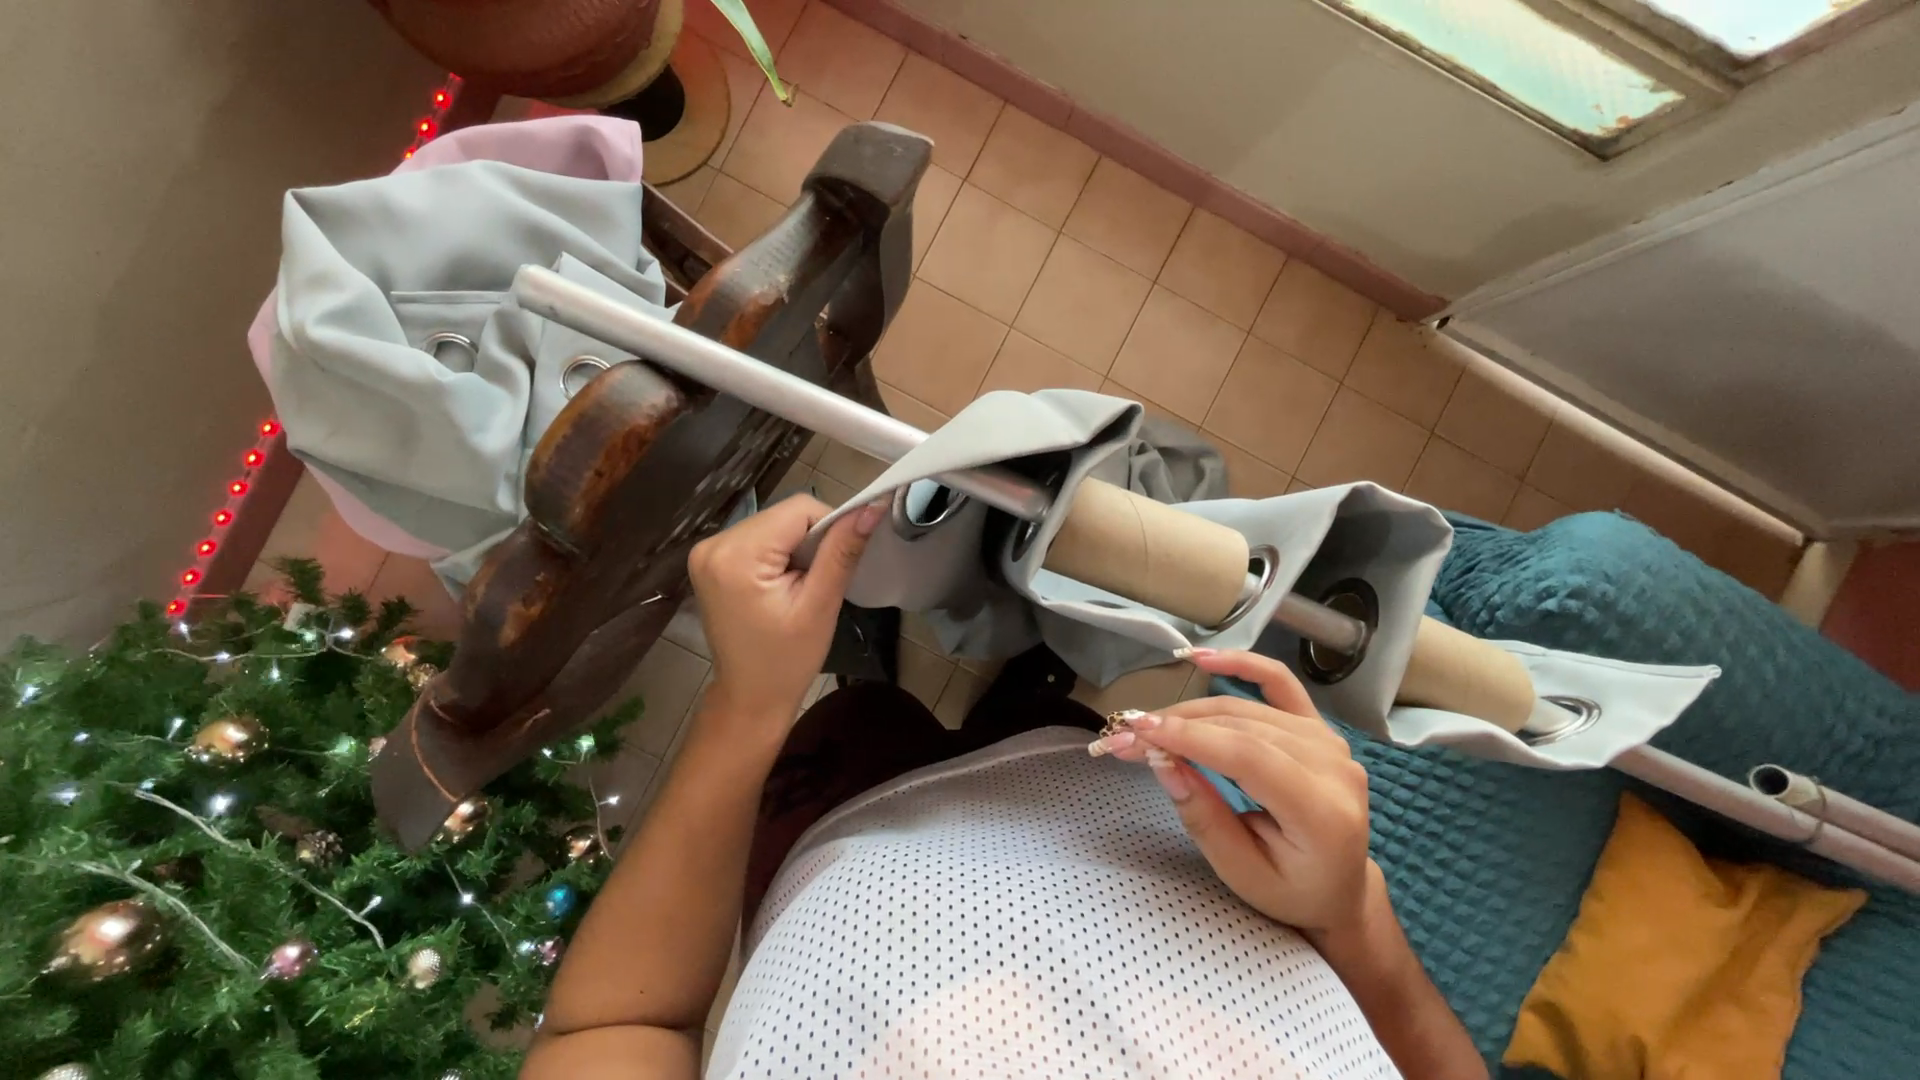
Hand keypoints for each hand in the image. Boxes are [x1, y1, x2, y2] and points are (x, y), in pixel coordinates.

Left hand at [686, 495, 880, 731]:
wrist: (750, 697)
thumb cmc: (788, 660)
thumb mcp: (820, 606)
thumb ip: (842, 552)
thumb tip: (872, 507)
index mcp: (736, 555)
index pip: (800, 510)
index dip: (829, 529)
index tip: (836, 566)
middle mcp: (713, 544)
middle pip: (784, 515)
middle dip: (809, 542)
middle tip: (815, 584)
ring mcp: (707, 550)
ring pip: (774, 524)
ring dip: (795, 548)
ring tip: (798, 588)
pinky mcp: (710, 559)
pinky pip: (758, 537)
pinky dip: (778, 554)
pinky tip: (781, 585)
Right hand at [1107, 648, 1375, 937]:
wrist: (1338, 888)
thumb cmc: (1289, 889)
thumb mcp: (1240, 871)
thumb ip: (1203, 816)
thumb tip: (1160, 760)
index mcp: (1323, 811)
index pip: (1247, 754)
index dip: (1190, 737)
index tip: (1137, 732)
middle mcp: (1334, 766)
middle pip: (1240, 726)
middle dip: (1175, 726)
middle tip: (1123, 737)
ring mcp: (1329, 741)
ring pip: (1244, 708)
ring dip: (1189, 711)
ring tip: (1146, 724)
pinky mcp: (1318, 728)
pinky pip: (1278, 682)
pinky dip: (1241, 664)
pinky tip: (1202, 658)